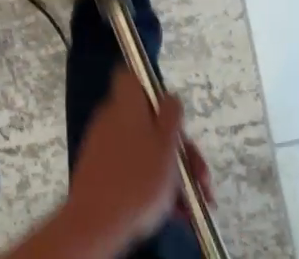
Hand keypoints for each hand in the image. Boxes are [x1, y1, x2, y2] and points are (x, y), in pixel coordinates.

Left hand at [60, 70, 202, 250]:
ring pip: (148, 150)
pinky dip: (157, 185)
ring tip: (196, 203)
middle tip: (200, 176)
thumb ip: (170, 116)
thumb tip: (170, 94)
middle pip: (151, 122)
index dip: (154, 88)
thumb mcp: (165, 145)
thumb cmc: (137, 181)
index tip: (174, 115)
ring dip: (175, 173)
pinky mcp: (104, 171)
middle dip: (180, 148)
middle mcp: (112, 119)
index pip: (132, 77)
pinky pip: (136, 170)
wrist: (97, 220)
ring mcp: (105, 145)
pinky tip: (178, 211)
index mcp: (125, 105)